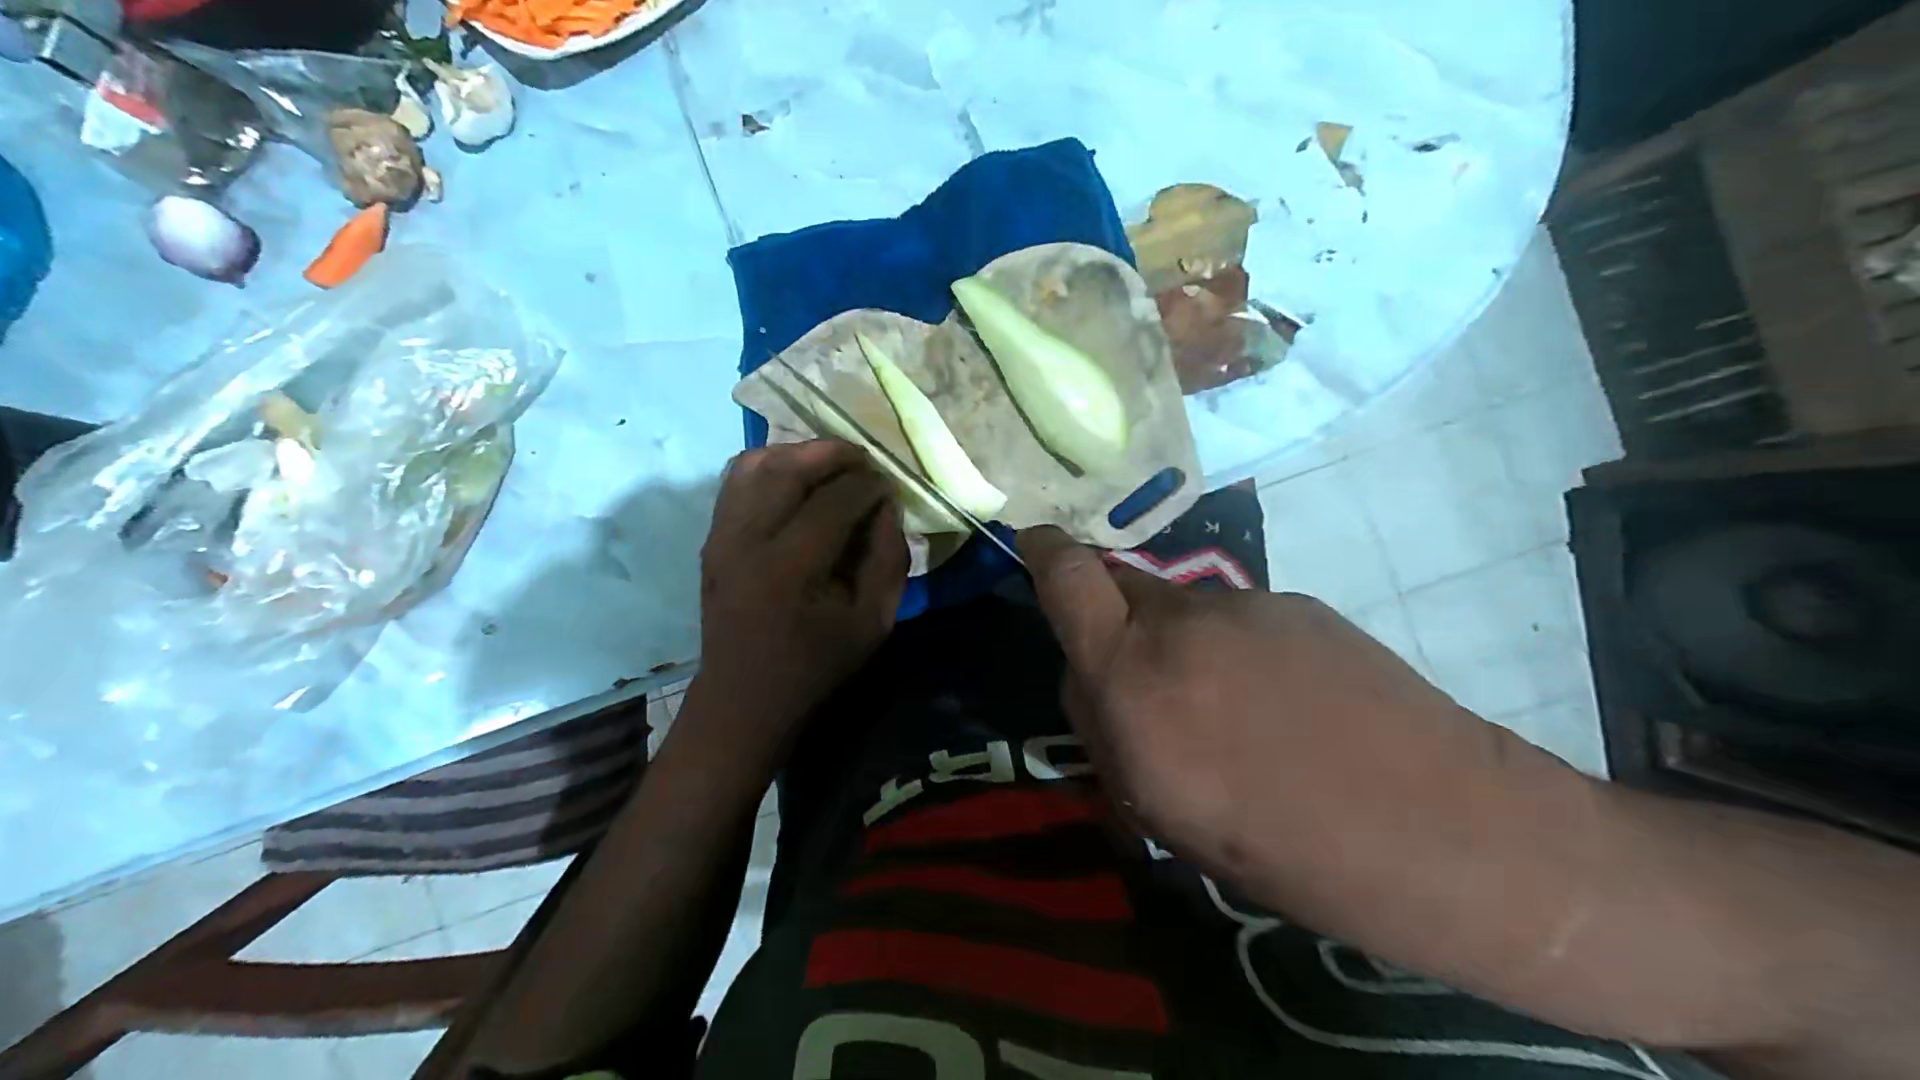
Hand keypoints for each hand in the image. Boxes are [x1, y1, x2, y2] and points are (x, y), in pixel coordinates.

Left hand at [696, 440, 907, 732]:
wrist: (745, 696)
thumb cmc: (816, 664)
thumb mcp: (874, 623)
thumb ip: (888, 559)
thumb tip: (886, 505)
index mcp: (789, 570)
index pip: (833, 502)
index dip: (868, 485)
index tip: (890, 486)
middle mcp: (746, 542)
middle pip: (788, 469)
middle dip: (833, 454)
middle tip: (864, 459)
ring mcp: (721, 536)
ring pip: (755, 464)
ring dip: (799, 452)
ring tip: (831, 462)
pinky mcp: (712, 536)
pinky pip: (737, 480)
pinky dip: (769, 465)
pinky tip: (797, 476)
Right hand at [1017, 525, 1510, 883]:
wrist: (1440, 830)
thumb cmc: (1280, 847)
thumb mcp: (1159, 809)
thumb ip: (1106, 726)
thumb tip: (1091, 677)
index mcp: (1132, 681)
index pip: (1068, 579)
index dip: (1044, 551)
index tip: (1034, 543)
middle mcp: (1180, 627)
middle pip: (1120, 594)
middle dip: (1117, 631)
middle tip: (1150, 689)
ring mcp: (1245, 608)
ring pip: (1181, 613)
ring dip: (1183, 650)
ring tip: (1237, 715)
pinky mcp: (1299, 604)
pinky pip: (1238, 620)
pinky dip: (1238, 653)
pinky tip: (1286, 706)